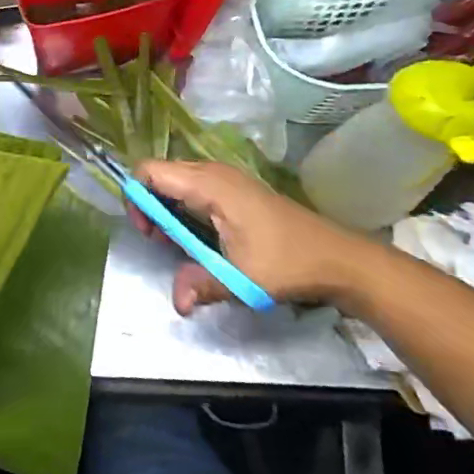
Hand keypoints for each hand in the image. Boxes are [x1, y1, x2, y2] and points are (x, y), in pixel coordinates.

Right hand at [130, 160, 373, 314]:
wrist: (337, 258)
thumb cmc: (288, 262)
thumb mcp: (241, 279)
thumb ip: (201, 284)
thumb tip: (176, 302)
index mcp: (210, 184)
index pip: (150, 170)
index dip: (137, 198)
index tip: (148, 232)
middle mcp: (213, 172)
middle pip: (160, 174)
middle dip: (150, 206)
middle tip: (161, 242)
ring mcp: (226, 178)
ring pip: (177, 181)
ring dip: (167, 209)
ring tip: (180, 244)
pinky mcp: (235, 189)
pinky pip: (194, 188)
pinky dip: (184, 208)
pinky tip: (199, 237)